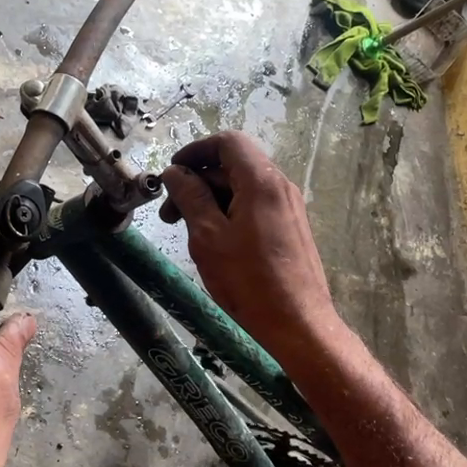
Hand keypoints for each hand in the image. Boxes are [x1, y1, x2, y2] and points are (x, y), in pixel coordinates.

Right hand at [160, 132, 336, 346]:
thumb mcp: (208, 236)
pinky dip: (227, 213)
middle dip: (196, 182)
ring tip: (186, 231)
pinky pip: (253, 206)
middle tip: (168, 215)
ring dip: (209, 200)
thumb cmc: (249, 281)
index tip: (172, 173)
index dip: (195, 151)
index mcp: (261, 181)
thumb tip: (175, 172)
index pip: (228, 142)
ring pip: (241, 188)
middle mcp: (279, 186)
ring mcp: (287, 208)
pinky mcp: (289, 228)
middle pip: (232, 166)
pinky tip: (212, 242)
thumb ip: (190, 197)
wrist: (298, 324)